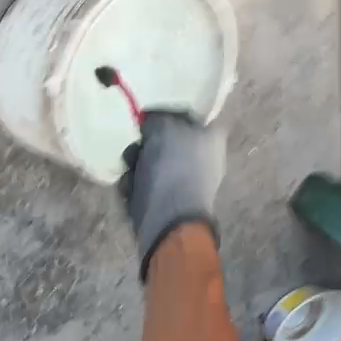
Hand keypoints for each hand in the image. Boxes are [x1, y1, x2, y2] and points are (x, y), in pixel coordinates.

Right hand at [119, 112, 225, 278]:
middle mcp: (201, 158)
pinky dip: (134, 191)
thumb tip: (148, 120)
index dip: (157, 119)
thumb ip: (156, 118)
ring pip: (149, 167)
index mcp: (210, 135)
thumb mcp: (164, 130)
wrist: (168, 223)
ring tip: (131, 181)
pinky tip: (131, 197)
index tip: (140, 126)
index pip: (179, 117)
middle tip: (134, 156)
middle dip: (142, 150)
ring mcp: (184, 183)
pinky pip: (144, 189)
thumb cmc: (171, 172)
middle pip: (161, 144)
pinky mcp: (167, 205)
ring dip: (134, 172)